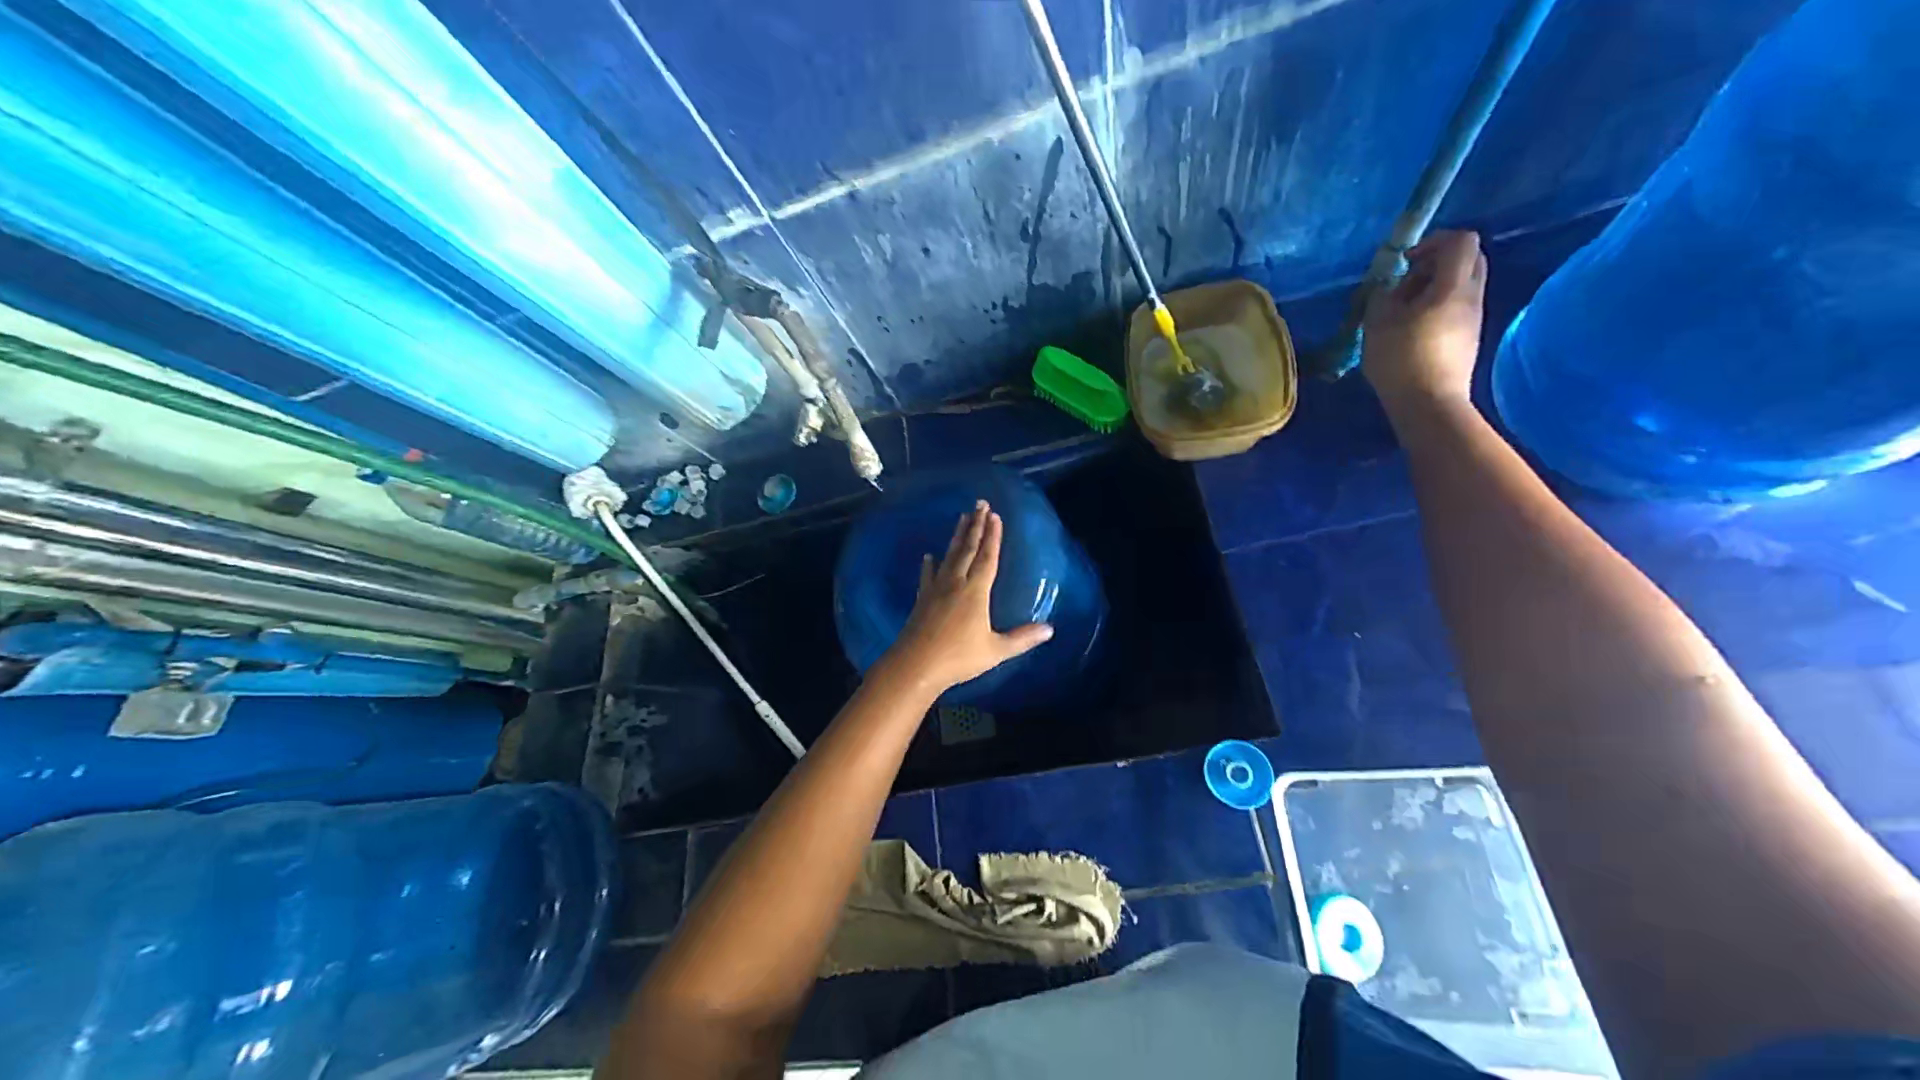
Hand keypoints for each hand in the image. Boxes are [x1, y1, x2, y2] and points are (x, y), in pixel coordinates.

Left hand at [882, 501, 1053, 692]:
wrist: (914, 666)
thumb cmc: (958, 657)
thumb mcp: (996, 650)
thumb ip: (1022, 638)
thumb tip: (1050, 630)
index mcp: (975, 591)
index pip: (987, 557)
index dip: (993, 536)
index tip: (995, 515)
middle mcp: (955, 583)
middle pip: (967, 549)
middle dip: (975, 525)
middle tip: (980, 503)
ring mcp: (935, 590)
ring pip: (949, 557)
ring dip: (956, 537)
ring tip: (961, 518)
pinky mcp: (922, 600)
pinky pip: (927, 576)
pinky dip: (929, 565)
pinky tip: (928, 556)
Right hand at [1363, 230, 1487, 412]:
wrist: (1429, 404)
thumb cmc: (1401, 359)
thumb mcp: (1378, 322)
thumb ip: (1384, 294)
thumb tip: (1392, 286)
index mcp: (1453, 286)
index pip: (1461, 241)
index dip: (1434, 241)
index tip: (1407, 261)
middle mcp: (1472, 295)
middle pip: (1468, 259)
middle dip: (1437, 261)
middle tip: (1407, 282)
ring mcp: (1475, 317)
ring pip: (1462, 284)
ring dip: (1435, 287)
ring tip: (1404, 311)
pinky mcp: (1469, 337)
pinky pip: (1458, 307)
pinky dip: (1437, 307)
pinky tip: (1413, 330)